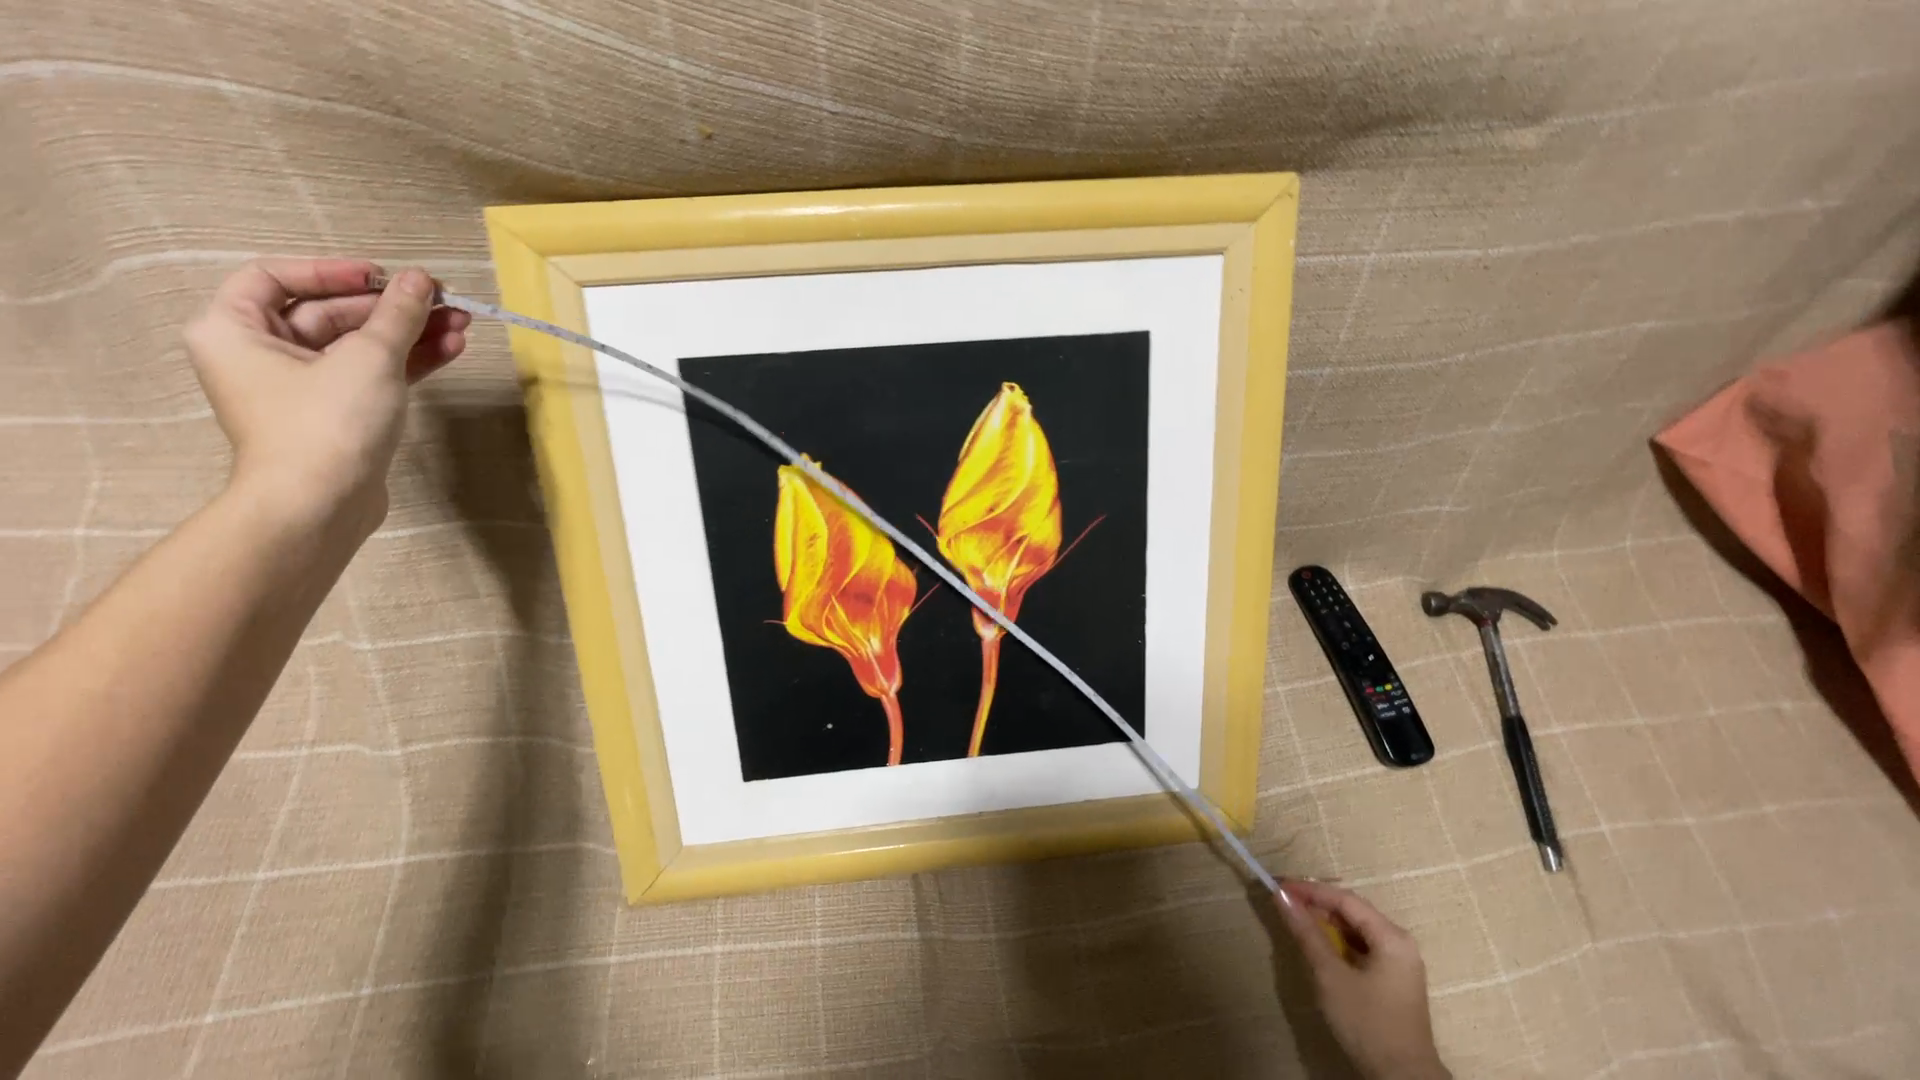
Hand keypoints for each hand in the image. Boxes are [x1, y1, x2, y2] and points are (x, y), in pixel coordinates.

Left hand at [183, 258, 469, 537]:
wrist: (320, 506)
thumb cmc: (327, 422)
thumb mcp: (368, 358)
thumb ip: (398, 314)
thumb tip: (423, 280)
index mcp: (234, 329)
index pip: (275, 277)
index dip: (332, 271)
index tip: (384, 277)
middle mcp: (259, 355)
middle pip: (329, 313)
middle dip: (393, 308)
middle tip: (446, 301)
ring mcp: (301, 389)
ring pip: (359, 347)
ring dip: (411, 335)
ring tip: (463, 325)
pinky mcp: (336, 416)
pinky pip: (371, 376)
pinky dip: (407, 363)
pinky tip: (450, 350)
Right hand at [1277, 880, 1450, 1079]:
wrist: (1401, 1078)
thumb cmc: (1367, 1023)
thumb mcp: (1330, 975)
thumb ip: (1307, 933)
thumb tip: (1282, 897)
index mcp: (1392, 937)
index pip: (1345, 900)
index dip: (1310, 890)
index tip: (1278, 886)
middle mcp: (1399, 943)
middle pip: (1352, 911)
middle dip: (1317, 903)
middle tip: (1283, 900)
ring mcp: (1398, 962)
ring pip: (1356, 930)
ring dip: (1325, 922)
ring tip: (1294, 917)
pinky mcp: (1391, 980)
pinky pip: (1360, 947)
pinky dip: (1336, 941)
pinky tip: (1317, 944)